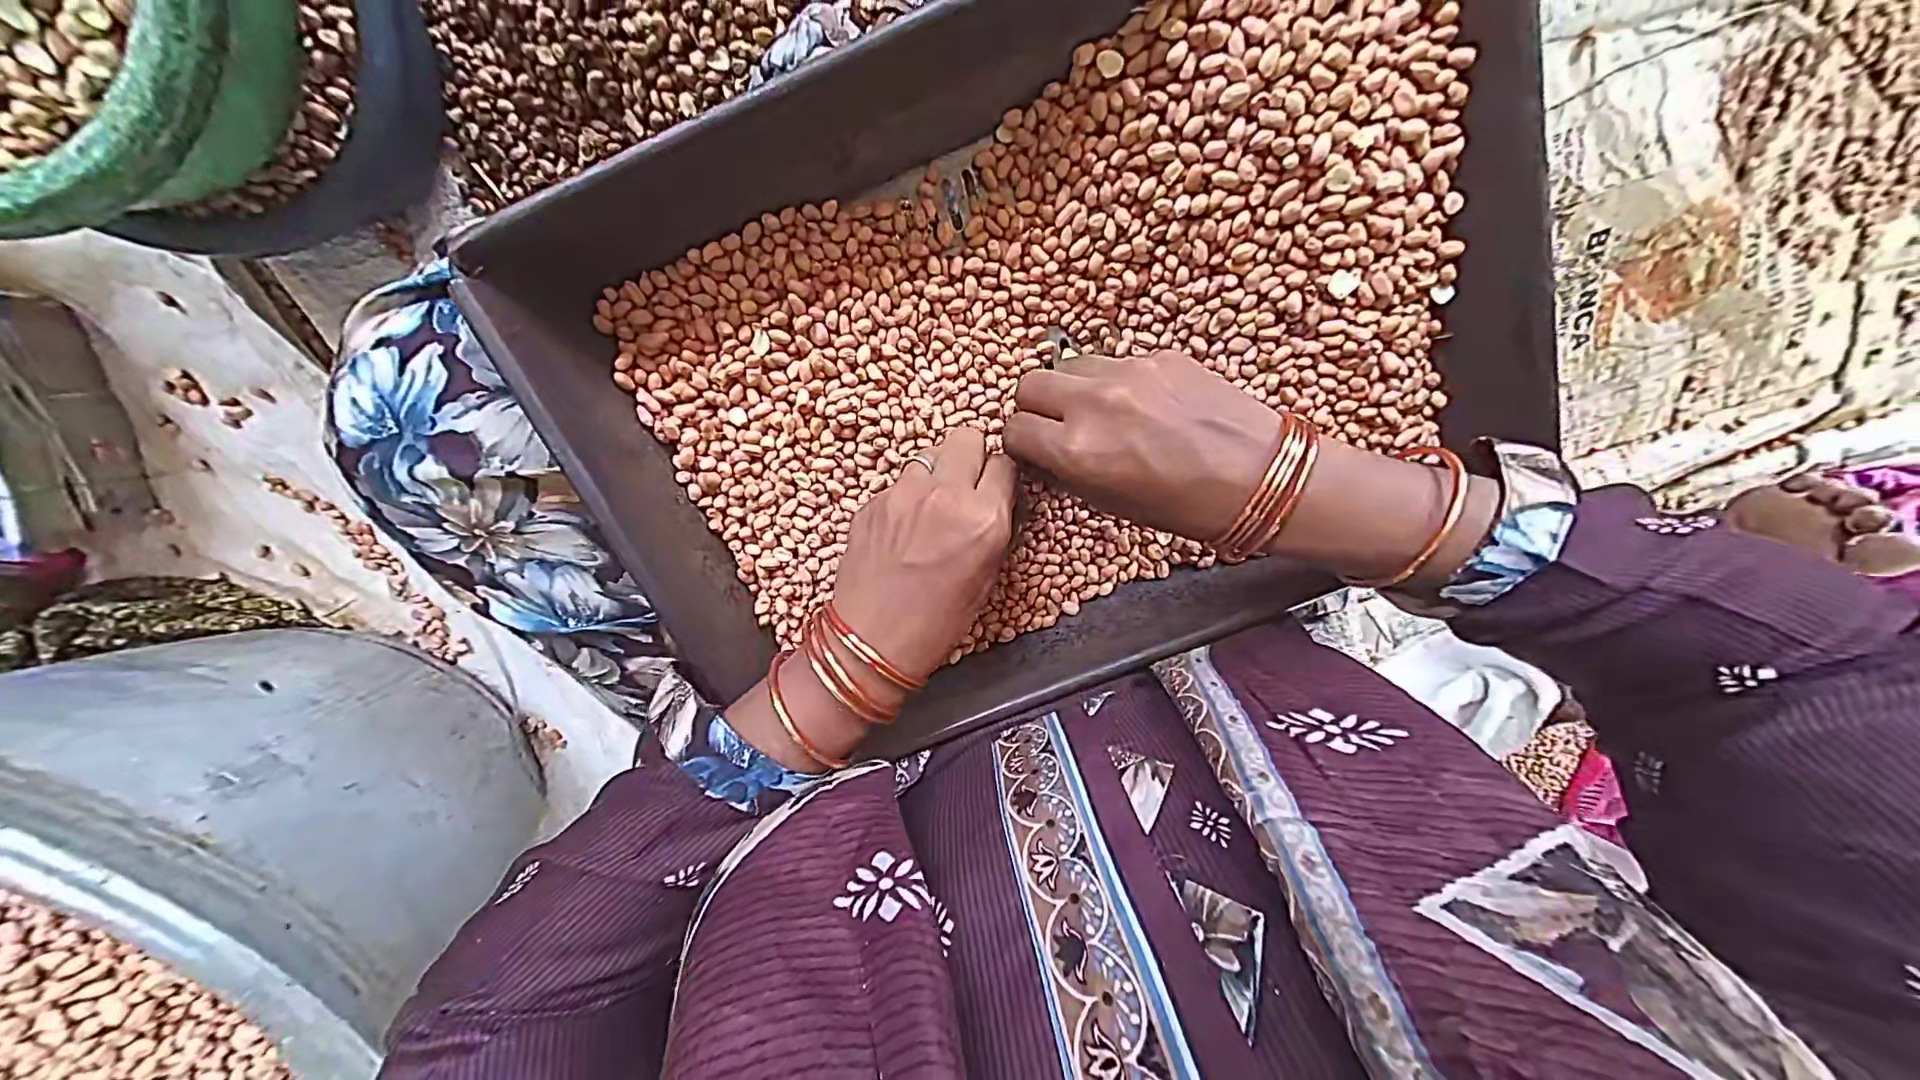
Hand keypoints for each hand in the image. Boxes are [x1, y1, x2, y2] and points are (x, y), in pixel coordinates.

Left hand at [831, 427, 1017, 681]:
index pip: (1005, 463)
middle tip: (967, 483)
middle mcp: (945, 495)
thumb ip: (994, 528)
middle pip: (967, 436)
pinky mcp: (872, 501)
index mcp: (984, 519)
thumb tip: (996, 500)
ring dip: (936, 473)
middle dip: (971, 455)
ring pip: (929, 454)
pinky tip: (904, 527)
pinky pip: (899, 481)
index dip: (1001, 474)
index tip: (996, 486)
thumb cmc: (935, 624)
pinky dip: (907, 496)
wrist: (871, 642)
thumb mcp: (987, 579)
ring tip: (932, 508)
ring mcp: (903, 494)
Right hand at [1003, 351, 1279, 541]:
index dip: (1019, 442)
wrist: (1262, 477)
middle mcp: (1096, 403)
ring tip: (1096, 412)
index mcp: (1079, 450)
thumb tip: (1044, 452)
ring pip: (1069, 365)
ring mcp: (1130, 372)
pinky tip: (1138, 405)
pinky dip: (1112, 382)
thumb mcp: (1113, 503)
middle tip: (1052, 424)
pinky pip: (1114, 362)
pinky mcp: (1160, 356)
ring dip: (1070, 388)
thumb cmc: (1190, 505)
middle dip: (1033, 407)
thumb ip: (1067, 472)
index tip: (1030, 447)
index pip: (1015, 429)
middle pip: (1029, 383)